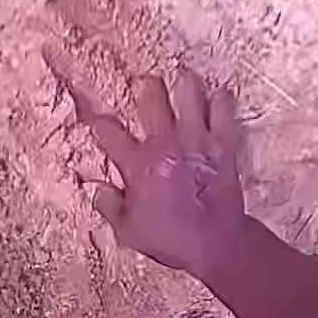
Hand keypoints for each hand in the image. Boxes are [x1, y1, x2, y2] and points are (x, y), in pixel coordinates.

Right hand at [75, 70, 246, 274]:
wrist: (213, 241)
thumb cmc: (167, 238)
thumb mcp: (127, 230)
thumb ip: (109, 206)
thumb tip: (97, 189)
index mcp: (137, 166)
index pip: (111, 135)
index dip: (99, 123)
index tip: (94, 117)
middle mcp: (165, 145)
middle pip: (152, 101)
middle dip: (146, 88)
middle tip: (144, 82)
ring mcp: (196, 141)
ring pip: (190, 95)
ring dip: (184, 84)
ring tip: (181, 76)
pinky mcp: (223, 144)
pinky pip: (223, 110)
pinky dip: (220, 100)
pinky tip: (217, 96)